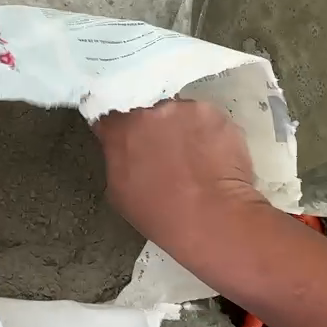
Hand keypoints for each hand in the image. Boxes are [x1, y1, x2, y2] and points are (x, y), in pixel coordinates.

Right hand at [94, 99, 273, 253]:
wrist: (213, 217)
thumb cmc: (161, 213)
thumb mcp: (119, 192)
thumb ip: (115, 158)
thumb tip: (120, 147)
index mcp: (121, 129)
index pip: (111, 116)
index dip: (118, 128)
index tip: (126, 140)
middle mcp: (151, 110)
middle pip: (147, 110)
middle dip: (151, 126)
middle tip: (162, 151)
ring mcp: (186, 109)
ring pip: (178, 112)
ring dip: (180, 127)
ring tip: (191, 156)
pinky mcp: (216, 114)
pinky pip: (205, 119)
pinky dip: (206, 133)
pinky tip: (211, 156)